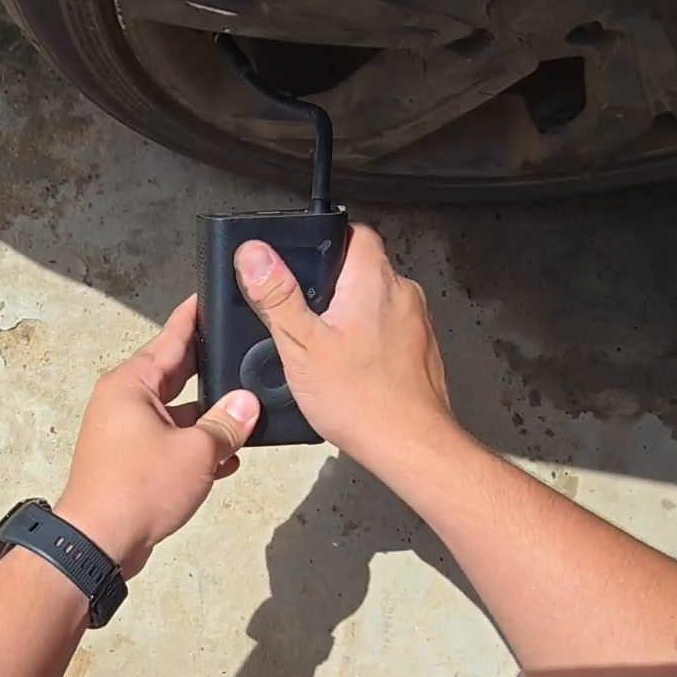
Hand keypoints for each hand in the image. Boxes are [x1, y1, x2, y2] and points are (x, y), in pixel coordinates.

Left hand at [55, 295, 259, 577]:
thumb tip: (247, 405)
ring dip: (208, 420)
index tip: (209, 295)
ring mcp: (125, 433)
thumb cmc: (139, 488)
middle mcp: (125, 402)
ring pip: (176, 415)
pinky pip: (169, 444)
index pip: (170, 338)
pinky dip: (194, 449)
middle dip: (210, 371)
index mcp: (132, 385)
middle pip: (176, 376)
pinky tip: (226, 460)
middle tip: (242, 350)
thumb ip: (227, 424)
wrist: (99, 542)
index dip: (194, 318)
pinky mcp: (130, 462)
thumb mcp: (196, 452)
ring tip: (248, 417)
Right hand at [234, 224, 454, 463]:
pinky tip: (351, 371)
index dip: (324, 242)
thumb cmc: (360, 400)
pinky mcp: (421, 351)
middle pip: (363, 268)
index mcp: (373, 280)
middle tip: (306, 316)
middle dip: (333, 287)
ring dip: (353, 316)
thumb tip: (254, 255)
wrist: (408, 445)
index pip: (353, 232)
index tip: (303, 263)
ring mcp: (417, 323)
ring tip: (327, 349)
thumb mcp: (301, 346)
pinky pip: (391, 332)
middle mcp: (402, 293)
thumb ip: (277, 297)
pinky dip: (370, 343)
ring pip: (377, 302)